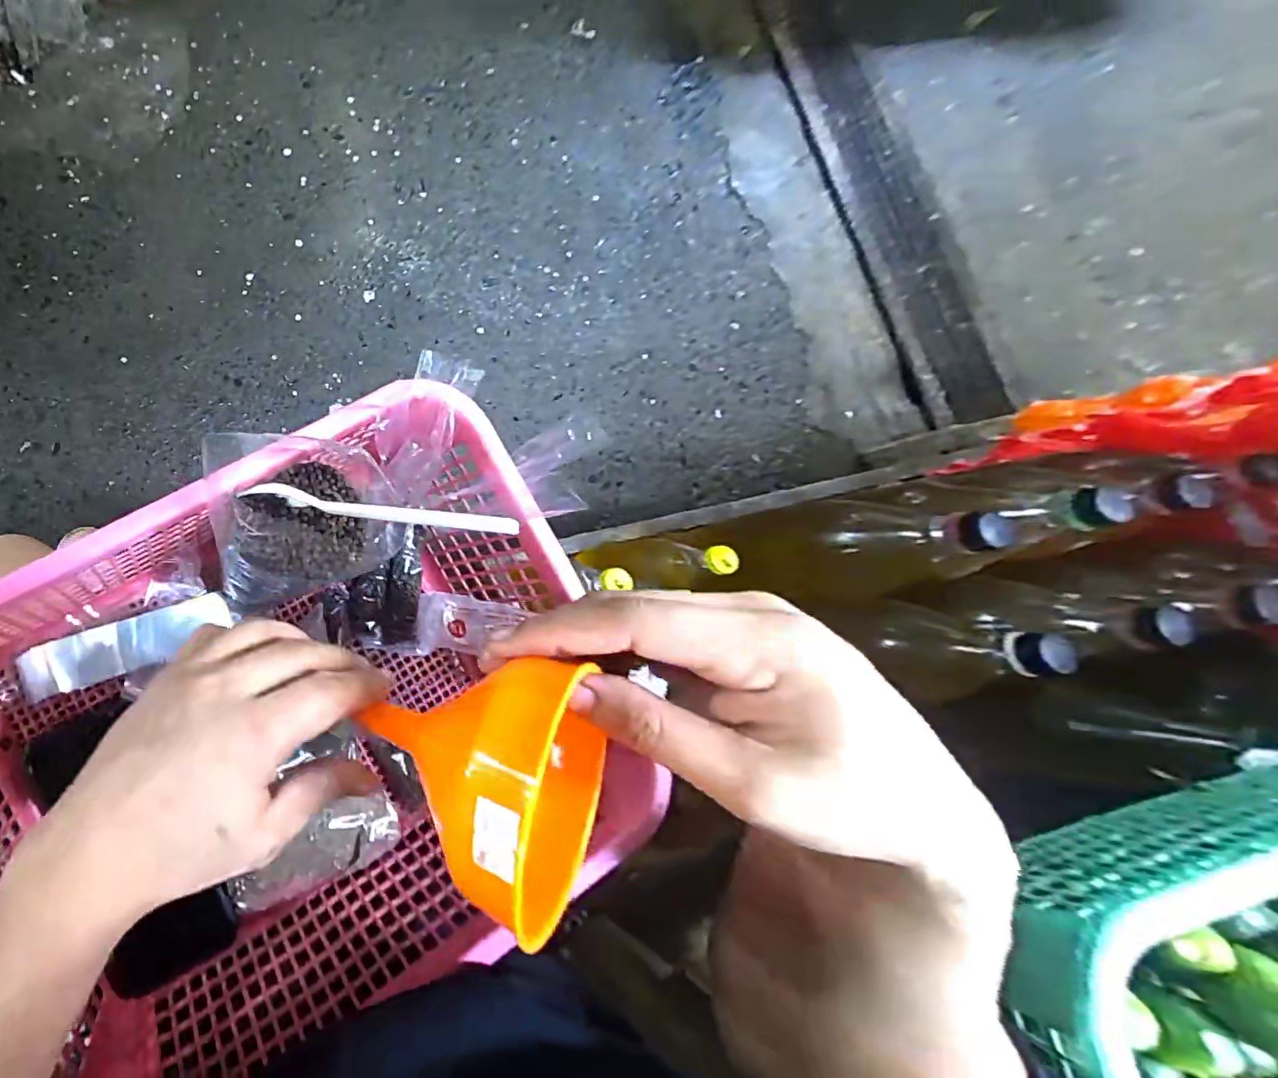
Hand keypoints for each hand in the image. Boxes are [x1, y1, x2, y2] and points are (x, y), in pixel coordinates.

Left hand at [23, 618, 389, 928]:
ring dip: (300, 640)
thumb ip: (318, 791)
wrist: (99, 844)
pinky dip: (249, 636)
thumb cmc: (184, 851)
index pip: (328, 690)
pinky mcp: (169, 672)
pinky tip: (256, 655)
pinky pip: (217, 633)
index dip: (364, 684)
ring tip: (318, 660)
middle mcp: (229, 686)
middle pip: (301, 653)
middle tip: (363, 675)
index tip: (386, 688)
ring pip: (261, 632)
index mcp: (257, 730)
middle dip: (342, 659)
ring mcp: (194, 672)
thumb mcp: (263, 835)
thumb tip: (368, 774)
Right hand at [484, 591, 1020, 1077]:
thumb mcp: (752, 784)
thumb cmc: (850, 806)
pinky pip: (653, 633)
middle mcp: (746, 611)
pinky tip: (577, 668)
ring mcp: (741, 621)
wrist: (924, 812)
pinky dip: (605, 648)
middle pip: (628, 607)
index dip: (560, 630)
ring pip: (635, 614)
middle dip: (556, 629)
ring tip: (522, 662)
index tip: (500, 649)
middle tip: (495, 657)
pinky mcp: (733, 640)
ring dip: (575, 636)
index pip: (635, 618)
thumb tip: (572, 693)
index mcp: (760, 638)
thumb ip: (659, 732)